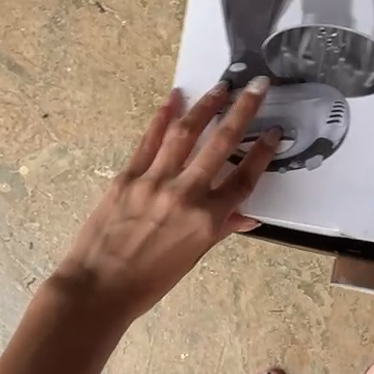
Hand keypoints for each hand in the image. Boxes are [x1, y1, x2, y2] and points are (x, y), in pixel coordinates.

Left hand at [53, 80, 278, 319]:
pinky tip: (174, 98)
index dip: (262, 153)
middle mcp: (185, 195)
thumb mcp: (194, 257)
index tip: (274, 132)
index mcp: (207, 220)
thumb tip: (247, 216)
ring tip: (221, 87)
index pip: (244, 178)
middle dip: (244, 111)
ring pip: (186, 133)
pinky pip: (149, 141)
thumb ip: (220, 229)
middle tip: (257, 85)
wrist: (99, 288)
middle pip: (222, 144)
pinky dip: (162, 117)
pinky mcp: (127, 177)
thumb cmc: (150, 281)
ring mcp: (154, 182)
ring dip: (206, 106)